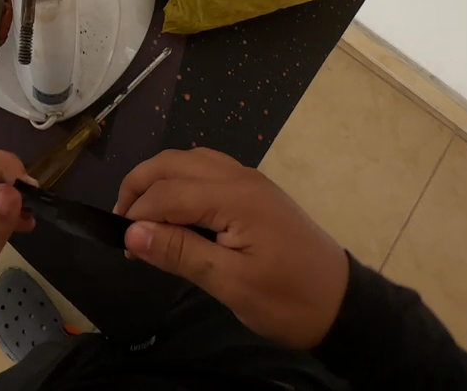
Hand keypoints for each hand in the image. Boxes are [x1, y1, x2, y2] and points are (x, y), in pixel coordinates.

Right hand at [115, 147, 349, 348]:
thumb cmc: (288, 300)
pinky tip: (175, 204)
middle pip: (174, 163)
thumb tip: (133, 232)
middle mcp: (237, 176)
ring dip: (160, 178)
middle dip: (141, 184)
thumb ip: (180, 253)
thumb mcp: (231, 284)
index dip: (138, 213)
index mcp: (232, 196)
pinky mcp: (254, 189)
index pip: (168, 192)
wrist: (345, 306)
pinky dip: (181, 178)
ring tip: (141, 211)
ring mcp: (248, 179)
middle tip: (120, 218)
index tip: (121, 243)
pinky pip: (207, 168)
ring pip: (189, 159)